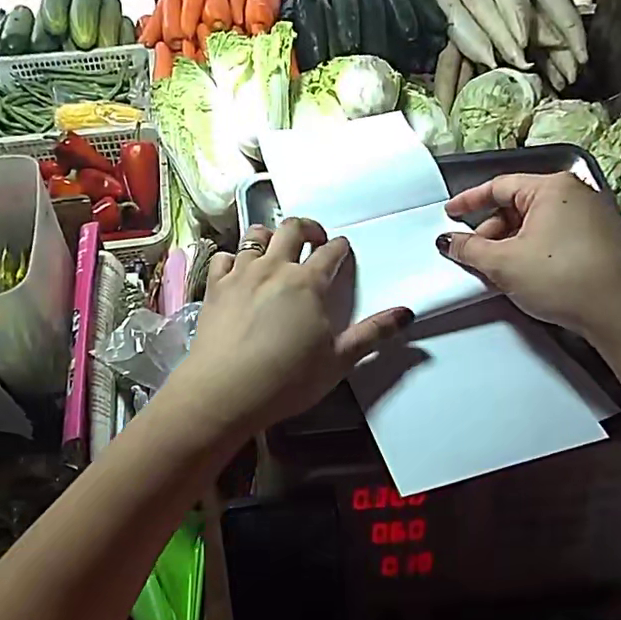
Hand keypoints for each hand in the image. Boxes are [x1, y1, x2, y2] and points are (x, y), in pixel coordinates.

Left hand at [162, 219, 411, 438]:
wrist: (225, 390)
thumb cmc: (286, 379)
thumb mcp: (338, 360)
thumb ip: (372, 333)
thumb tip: (406, 313)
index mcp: (308, 283)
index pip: (331, 252)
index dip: (340, 248)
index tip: (342, 250)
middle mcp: (273, 268)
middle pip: (292, 230)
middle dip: (307, 228)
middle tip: (314, 239)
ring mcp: (240, 275)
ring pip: (255, 236)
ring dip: (269, 236)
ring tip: (275, 249)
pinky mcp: (214, 288)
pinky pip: (223, 257)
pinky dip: (233, 257)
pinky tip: (236, 269)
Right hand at [437, 171, 620, 344]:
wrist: (620, 310)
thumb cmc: (562, 277)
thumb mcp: (502, 263)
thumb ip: (469, 249)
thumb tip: (449, 240)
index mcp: (552, 188)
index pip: (499, 186)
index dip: (469, 201)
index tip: (450, 213)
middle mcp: (576, 194)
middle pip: (517, 205)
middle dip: (490, 229)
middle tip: (472, 254)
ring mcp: (593, 216)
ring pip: (536, 222)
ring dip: (510, 242)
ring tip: (497, 269)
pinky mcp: (601, 239)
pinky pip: (555, 235)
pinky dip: (532, 248)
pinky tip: (523, 272)